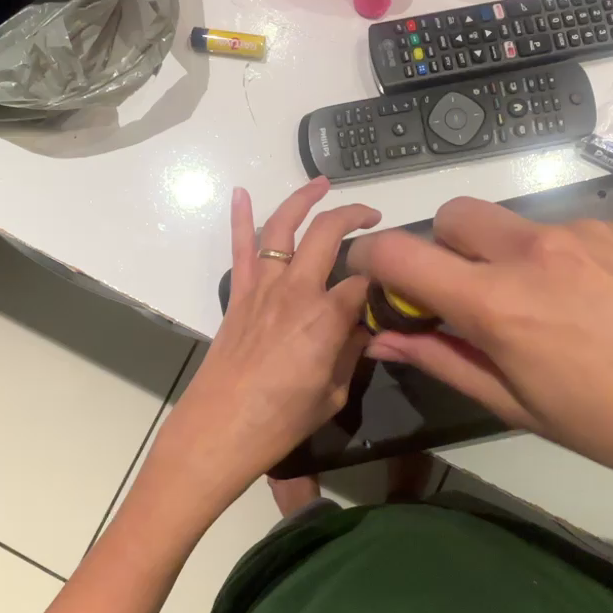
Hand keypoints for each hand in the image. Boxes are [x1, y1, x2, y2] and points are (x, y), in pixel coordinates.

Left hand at [145, 179, 377, 511]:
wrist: (219, 429)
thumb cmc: (281, 421)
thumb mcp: (332, 394)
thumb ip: (350, 354)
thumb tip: (363, 329)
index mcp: (327, 318)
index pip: (365, 281)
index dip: (383, 277)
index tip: (392, 281)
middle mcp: (296, 290)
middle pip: (328, 235)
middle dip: (354, 216)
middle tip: (372, 216)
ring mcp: (263, 288)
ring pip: (284, 228)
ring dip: (304, 199)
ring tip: (323, 183)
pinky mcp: (238, 295)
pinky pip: (240, 248)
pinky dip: (240, 217)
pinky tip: (241, 192)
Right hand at [351, 199, 612, 530]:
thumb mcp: (520, 407)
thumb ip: (444, 359)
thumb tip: (384, 338)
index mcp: (497, 301)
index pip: (398, 253)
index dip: (369, 265)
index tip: (373, 289)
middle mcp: (530, 249)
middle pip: (449, 216)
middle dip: (435, 250)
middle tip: (456, 301)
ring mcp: (579, 231)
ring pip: (502, 220)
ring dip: (488, 253)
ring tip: (529, 310)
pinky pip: (551, 229)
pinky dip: (538, 255)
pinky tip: (581, 304)